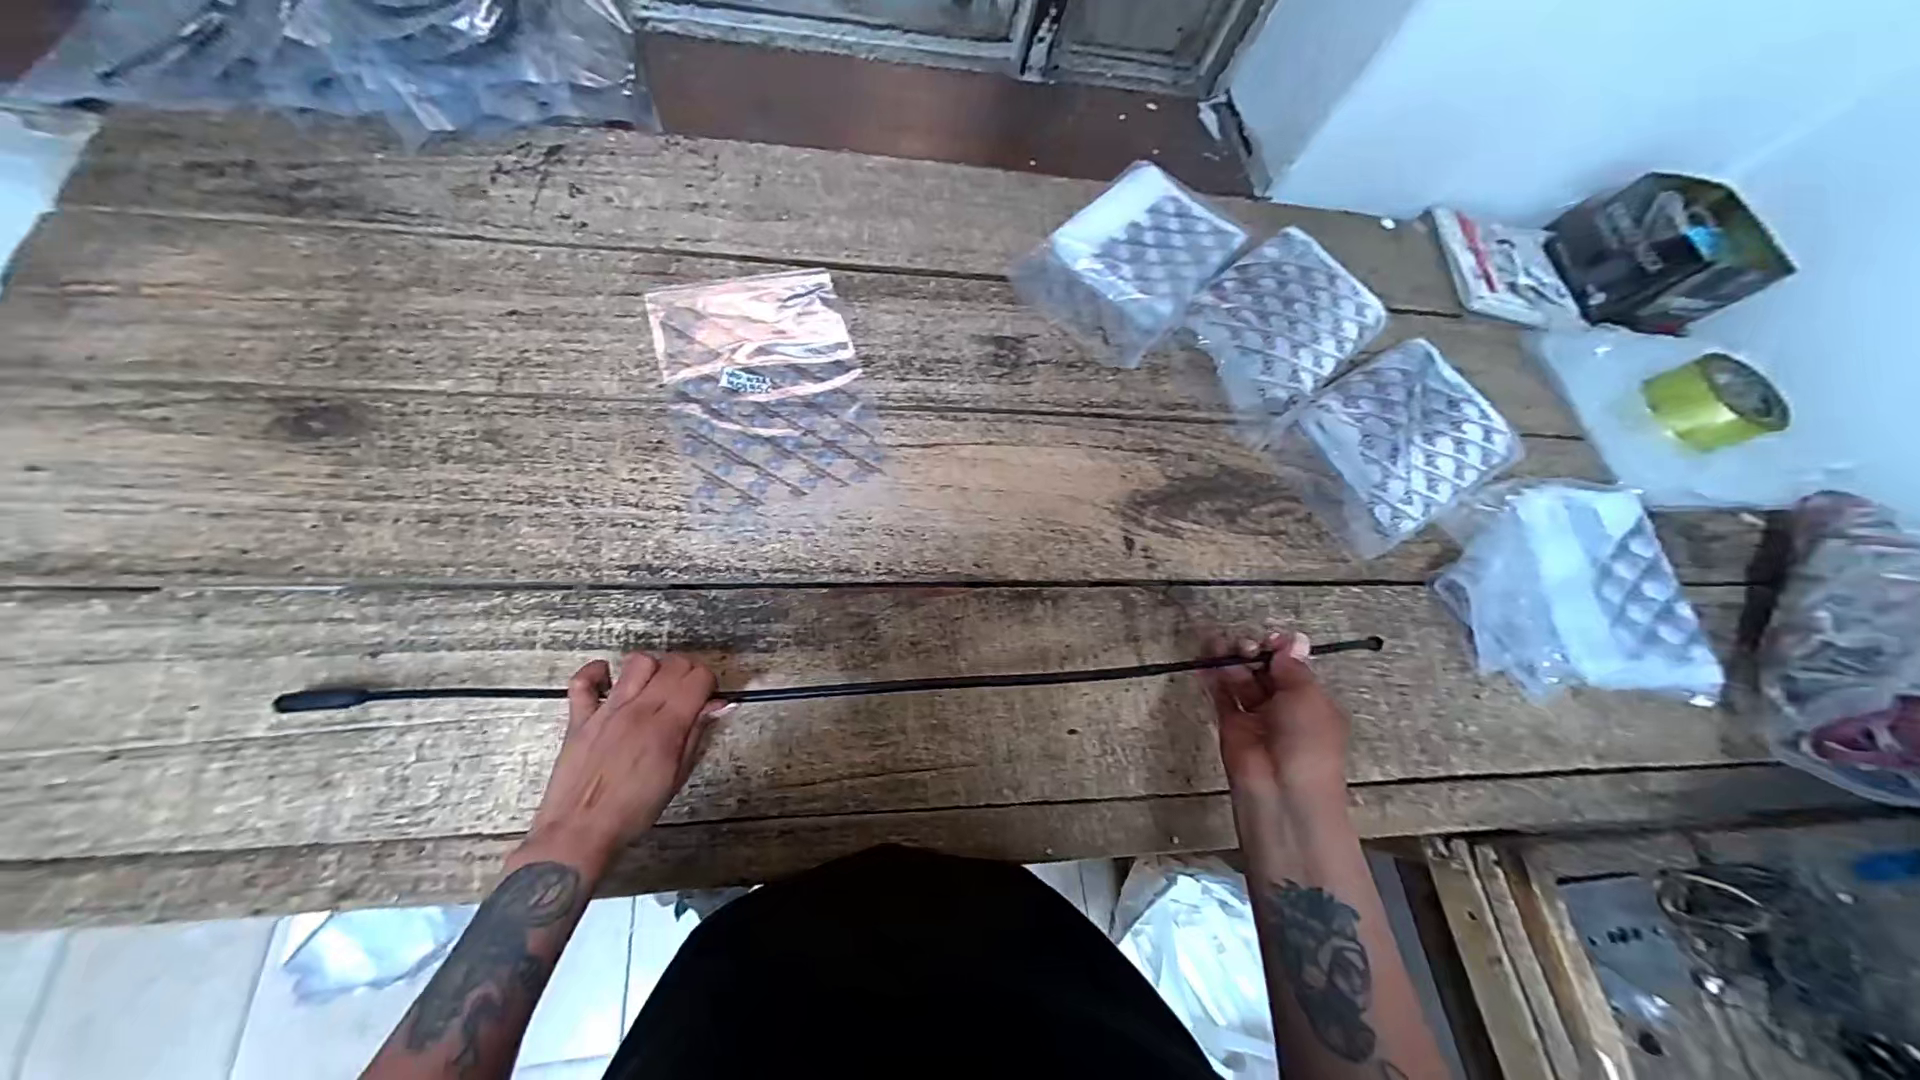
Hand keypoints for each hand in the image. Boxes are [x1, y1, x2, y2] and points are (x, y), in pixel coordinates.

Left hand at [525, 653, 727, 868]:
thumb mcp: (677, 776)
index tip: (708, 696)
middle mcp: (637, 711)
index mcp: (666, 727)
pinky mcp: (580, 718)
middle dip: (689, 671)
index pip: (698, 678)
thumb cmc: (631, 812)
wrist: (579, 833)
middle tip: (688, 691)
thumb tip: (716, 706)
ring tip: (655, 686)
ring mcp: (606, 711)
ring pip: (638, 662)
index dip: (709, 682)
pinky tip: (608, 679)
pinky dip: (596, 672)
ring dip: (654, 667)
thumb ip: (696, 733)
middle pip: (674, 664)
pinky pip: (583, 681)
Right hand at [1199, 631, 1352, 803]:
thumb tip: (1292, 640)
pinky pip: (1221, 695)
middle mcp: (1285, 706)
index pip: (1293, 667)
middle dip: (1252, 653)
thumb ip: (1292, 666)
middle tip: (1242, 645)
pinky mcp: (1230, 723)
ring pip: (1241, 680)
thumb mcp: (1308, 697)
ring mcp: (1256, 715)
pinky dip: (1212, 678)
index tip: (1269, 639)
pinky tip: (1204, 661)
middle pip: (1264, 670)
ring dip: (1230, 661)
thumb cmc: (1307, 742)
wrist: (1282, 790)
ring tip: (1216, 645)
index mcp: (1312, 701)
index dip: (1280, 650)